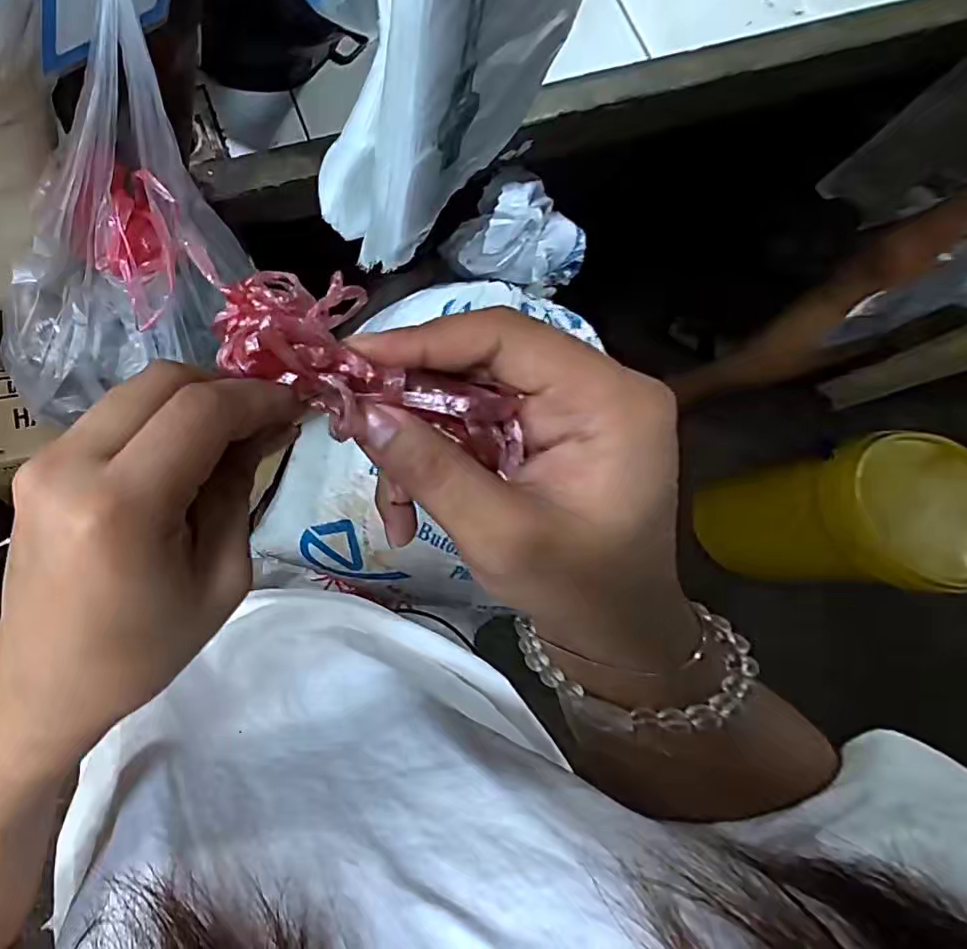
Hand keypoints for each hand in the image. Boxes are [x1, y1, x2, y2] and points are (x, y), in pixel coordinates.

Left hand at [0, 363, 300, 770]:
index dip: (255, 397)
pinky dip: (154, 420)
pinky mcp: (36, 463)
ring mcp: (44, 458)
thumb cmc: (142, 650)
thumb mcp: (219, 577)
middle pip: (162, 380)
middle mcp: (70, 464)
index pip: (200, 410)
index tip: (292, 405)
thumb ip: (239, 487)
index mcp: (120, 505)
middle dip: (223, 388)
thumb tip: (264, 425)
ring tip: (225, 436)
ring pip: (135, 392)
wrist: (44, 682)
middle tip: (260, 417)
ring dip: (188, 401)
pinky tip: (178, 453)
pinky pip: (110, 417)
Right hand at [348, 308, 696, 670]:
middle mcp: (588, 384)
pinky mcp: (538, 426)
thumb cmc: (575, 589)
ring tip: (386, 491)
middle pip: (475, 358)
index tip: (354, 358)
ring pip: (461, 391)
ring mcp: (562, 404)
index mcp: (603, 397)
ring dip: (412, 435)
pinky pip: (467, 420)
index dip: (421, 340)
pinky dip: (429, 455)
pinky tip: (407, 506)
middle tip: (350, 416)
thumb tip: (362, 412)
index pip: (501, 336)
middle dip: (406, 393)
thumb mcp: (496, 534)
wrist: (616, 629)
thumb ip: (429, 468)